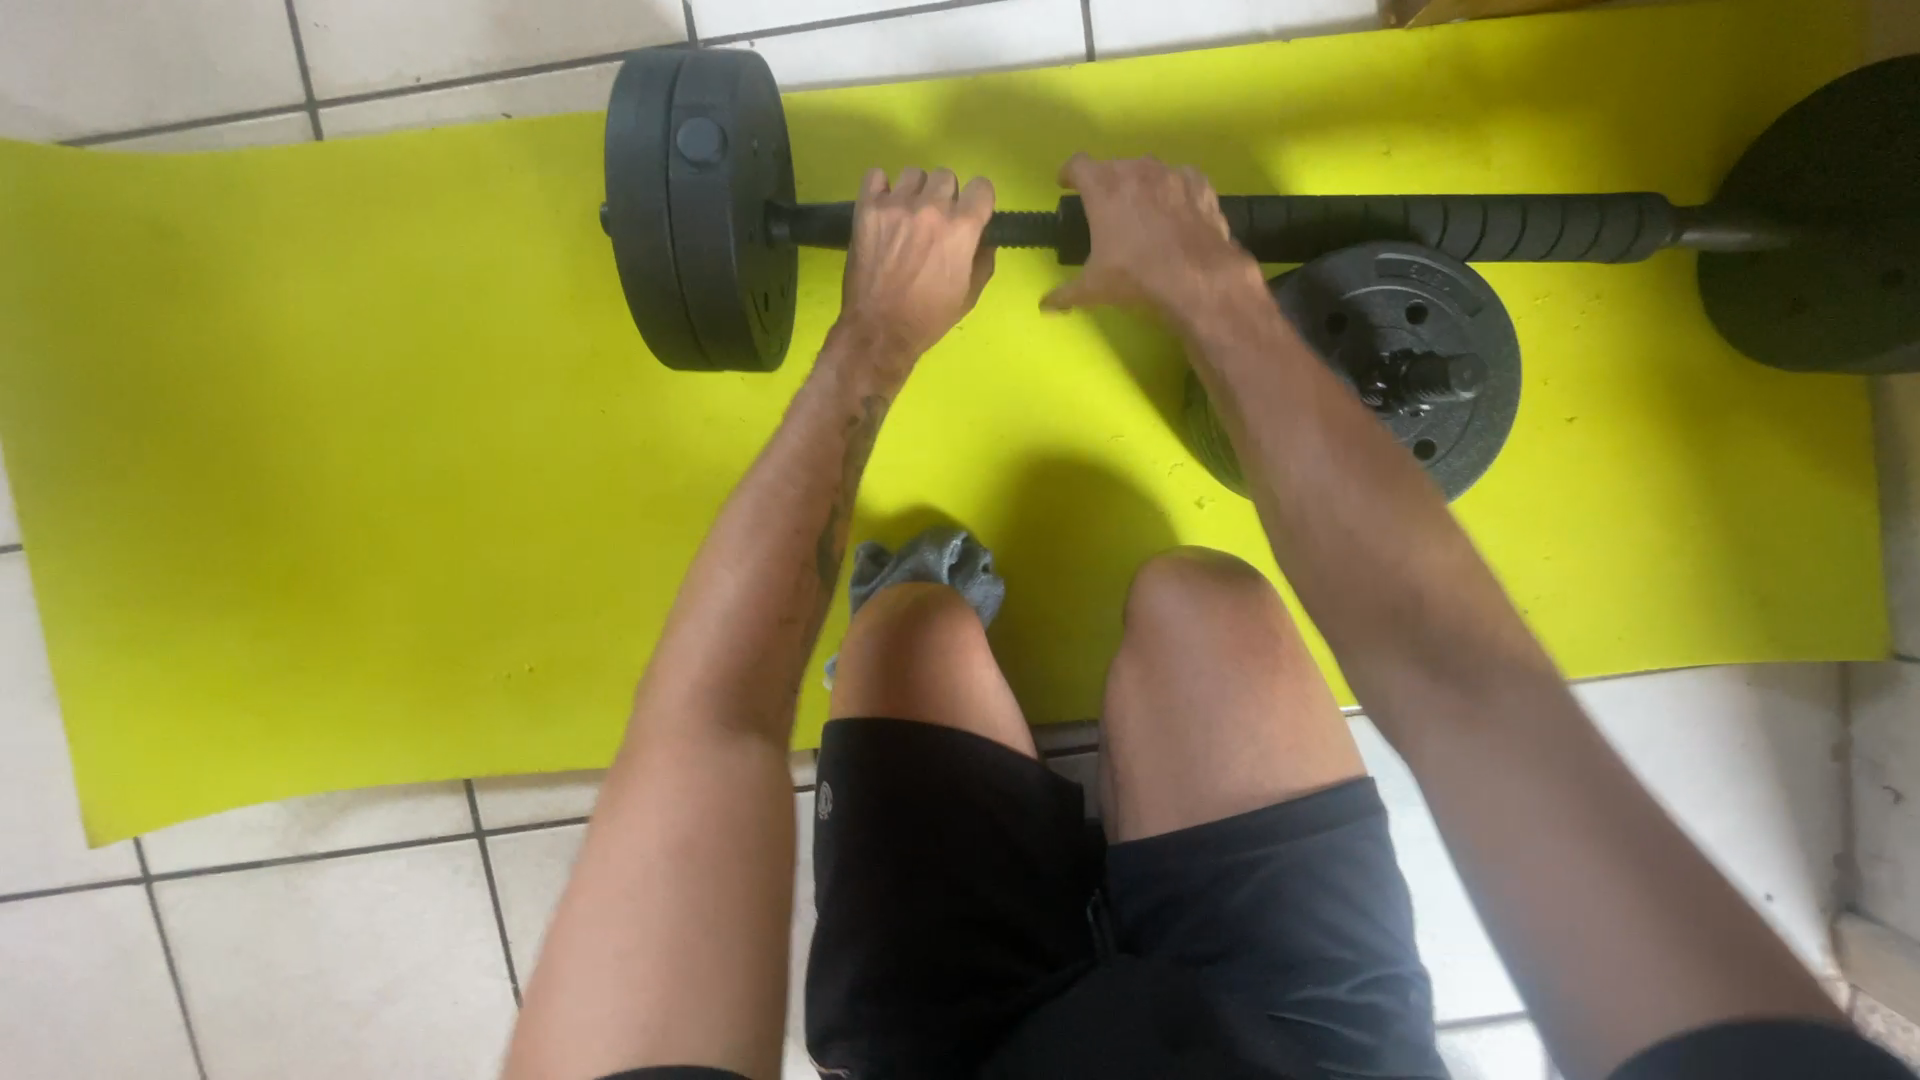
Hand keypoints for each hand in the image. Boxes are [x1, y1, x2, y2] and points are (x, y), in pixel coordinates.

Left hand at [832, 166, 995, 381]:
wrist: (880, 329)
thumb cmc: (929, 318)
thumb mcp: (970, 295)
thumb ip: (982, 259)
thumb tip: (983, 238)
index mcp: (962, 228)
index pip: (981, 186)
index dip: (978, 201)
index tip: (970, 214)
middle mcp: (931, 208)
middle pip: (946, 177)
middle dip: (945, 197)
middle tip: (935, 222)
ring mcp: (896, 205)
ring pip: (913, 174)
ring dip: (915, 191)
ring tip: (906, 216)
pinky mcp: (867, 209)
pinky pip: (876, 176)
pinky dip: (881, 187)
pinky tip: (883, 208)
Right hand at [1041, 154, 1266, 327]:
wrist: (1196, 279)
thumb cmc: (1136, 277)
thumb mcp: (1093, 289)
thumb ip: (1065, 293)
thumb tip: (1046, 304)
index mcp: (1104, 189)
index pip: (1078, 165)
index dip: (1069, 173)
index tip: (1066, 184)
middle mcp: (1136, 171)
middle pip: (1113, 165)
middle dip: (1106, 182)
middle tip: (1105, 206)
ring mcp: (1171, 174)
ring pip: (1148, 169)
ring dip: (1140, 184)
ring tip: (1141, 208)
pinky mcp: (1200, 184)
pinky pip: (1180, 179)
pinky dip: (1173, 190)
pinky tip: (1174, 210)